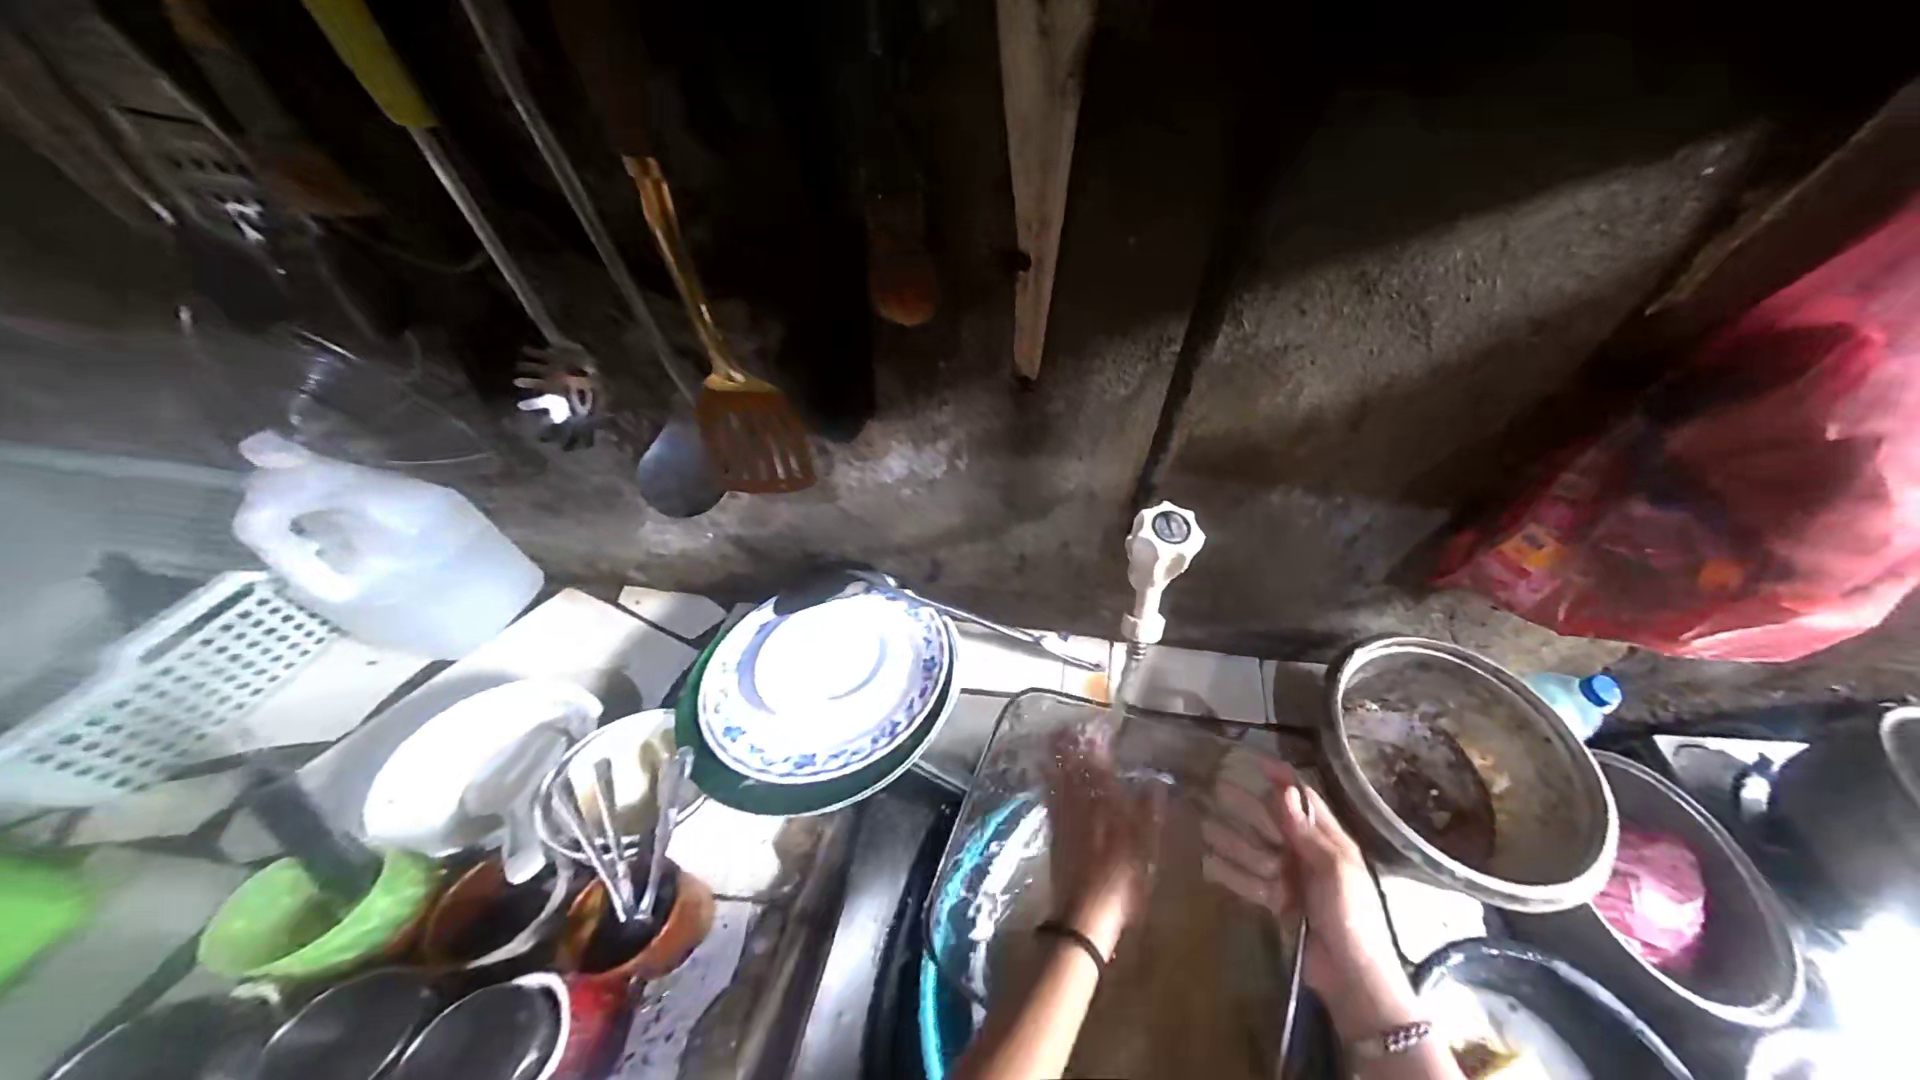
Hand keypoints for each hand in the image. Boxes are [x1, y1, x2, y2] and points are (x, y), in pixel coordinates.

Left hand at [1041, 728, 1166, 956]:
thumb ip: (1149, 813)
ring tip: (1055, 736)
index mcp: (1107, 806)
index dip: (1098, 746)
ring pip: (1059, 778)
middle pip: (1076, 768)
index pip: (1101, 767)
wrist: (1083, 914)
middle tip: (1071, 725)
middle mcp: (1082, 805)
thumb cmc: (1120, 883)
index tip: (1098, 728)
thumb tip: (1155, 784)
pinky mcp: (1053, 831)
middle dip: (1074, 745)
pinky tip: (1043, 768)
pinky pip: (1048, 795)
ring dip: (1058, 756)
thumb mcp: (1145, 850)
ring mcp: (1064, 817)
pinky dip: (1046, 777)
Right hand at [1200, 755, 1420, 1040]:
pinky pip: (1248, 880)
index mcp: (1329, 842)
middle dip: (1246, 807)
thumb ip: (1306, 832)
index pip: (1303, 801)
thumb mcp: (1334, 870)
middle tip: (1216, 789)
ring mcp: (1290, 878)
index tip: (1255, 761)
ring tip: (1204, 827)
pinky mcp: (1276, 902)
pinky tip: (1207, 861)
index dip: (1282, 780)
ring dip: (1232, 839)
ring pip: (1255, 849)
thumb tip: (1283, 789)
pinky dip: (1229, 871)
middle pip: (1272, 822)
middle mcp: (1307, 854)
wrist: (1354, 979)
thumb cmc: (1352, 918)